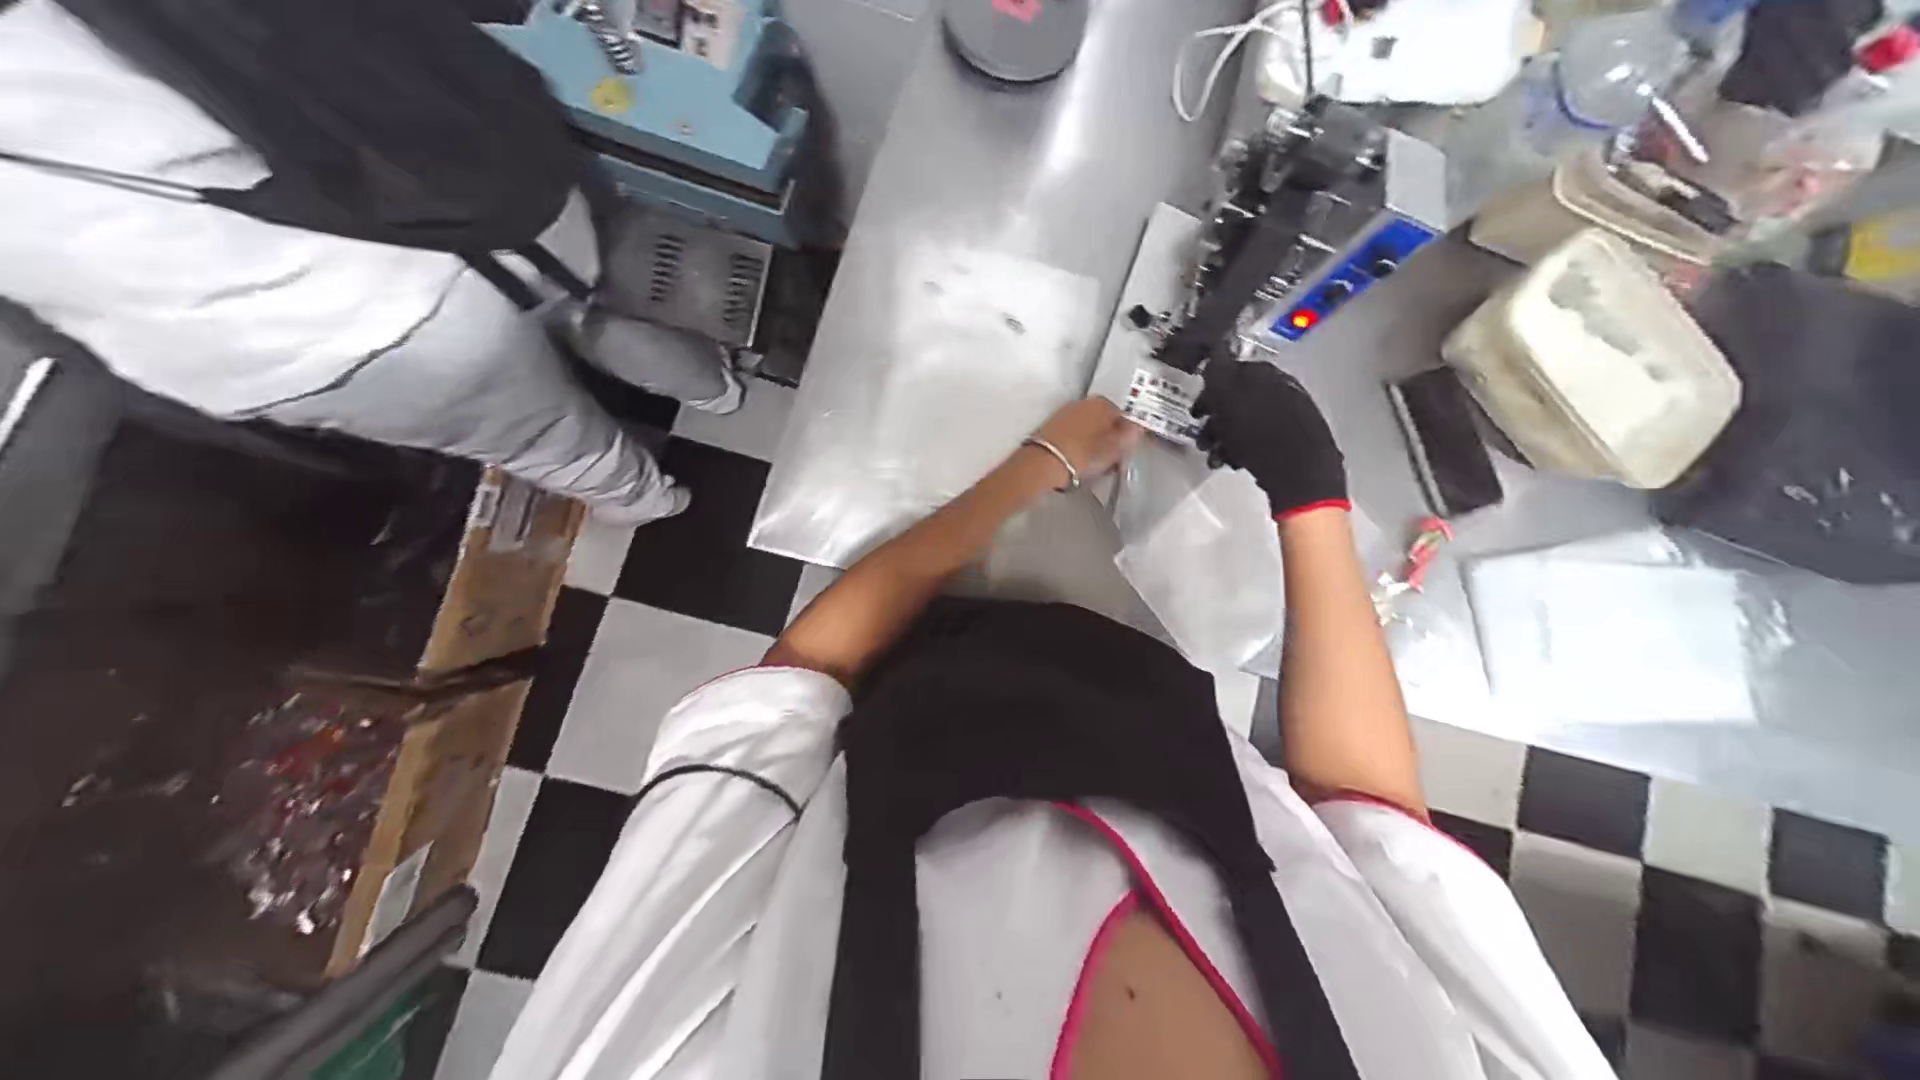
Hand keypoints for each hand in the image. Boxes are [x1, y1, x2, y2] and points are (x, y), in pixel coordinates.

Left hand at [1027, 397, 1142, 486]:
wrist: (1044, 462)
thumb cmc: (1085, 454)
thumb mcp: (1116, 448)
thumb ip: (1130, 435)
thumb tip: (1136, 428)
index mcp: (1102, 403)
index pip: (1122, 415)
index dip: (1125, 434)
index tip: (1123, 450)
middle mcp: (1083, 402)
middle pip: (1103, 419)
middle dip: (1107, 435)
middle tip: (1109, 457)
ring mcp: (1065, 412)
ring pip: (1087, 427)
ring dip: (1091, 440)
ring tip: (1091, 461)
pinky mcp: (1050, 426)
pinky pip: (1072, 434)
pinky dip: (1076, 444)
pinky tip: (1075, 458)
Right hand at [1192, 358, 1347, 518]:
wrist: (1297, 470)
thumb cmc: (1256, 434)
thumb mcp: (1227, 399)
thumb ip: (1218, 372)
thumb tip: (1215, 348)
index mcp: (1266, 373)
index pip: (1230, 370)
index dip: (1208, 390)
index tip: (1197, 409)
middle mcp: (1281, 387)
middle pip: (1237, 398)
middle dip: (1216, 418)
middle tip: (1203, 436)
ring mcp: (1290, 414)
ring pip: (1246, 421)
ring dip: (1225, 438)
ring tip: (1215, 456)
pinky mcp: (1294, 439)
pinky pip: (1259, 438)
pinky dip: (1242, 449)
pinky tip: (1233, 462)